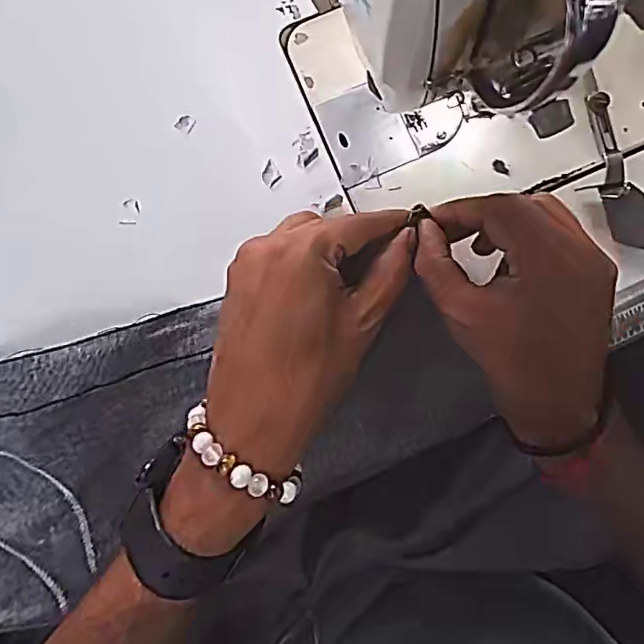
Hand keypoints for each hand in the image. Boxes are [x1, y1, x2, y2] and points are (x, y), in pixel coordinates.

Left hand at [161, 208, 415, 553]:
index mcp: (301, 253)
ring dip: (328, 247)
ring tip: (352, 281)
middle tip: (387, 257)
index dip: (389, 223)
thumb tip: (402, 244)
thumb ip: (390, 272)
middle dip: (357, 237)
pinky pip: (278, 252)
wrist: (251, 420)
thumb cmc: (298, 384)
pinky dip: (302, 259)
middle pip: (327, 224)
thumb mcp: (362, 322)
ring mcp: (249, 262)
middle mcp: (268, 248)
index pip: (357, 222)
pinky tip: (321, 288)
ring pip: (300, 234)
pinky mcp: (239, 278)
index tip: (405, 224)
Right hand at [415, 194, 616, 447]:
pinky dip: (529, 233)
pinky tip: (507, 256)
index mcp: (549, 259)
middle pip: (521, 205)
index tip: (438, 220)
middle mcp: (578, 253)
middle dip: (480, 213)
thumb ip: (436, 265)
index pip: (499, 208)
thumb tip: (428, 234)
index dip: (460, 210)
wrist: (558, 404)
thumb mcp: (462, 311)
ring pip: (542, 212)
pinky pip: (560, 233)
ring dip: (505, 220)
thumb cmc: (520, 370)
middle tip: (450, 230)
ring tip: (476, 243)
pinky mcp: (595, 271)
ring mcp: (591, 261)